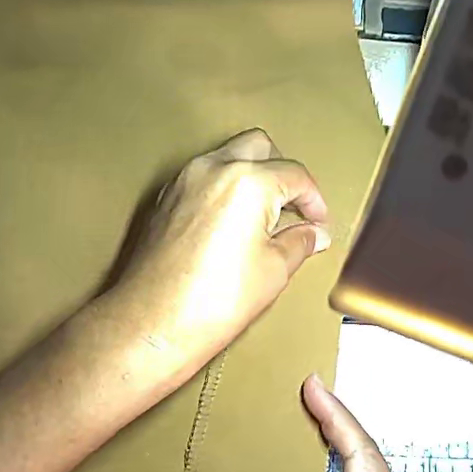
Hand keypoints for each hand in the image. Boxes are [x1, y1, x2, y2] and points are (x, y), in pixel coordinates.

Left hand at [101, 129, 330, 379]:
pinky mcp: (165, 200)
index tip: (318, 223)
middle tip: (294, 209)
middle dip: (282, 173)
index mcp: (247, 181)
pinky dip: (223, 190)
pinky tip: (231, 225)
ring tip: (263, 218)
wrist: (153, 323)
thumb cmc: (209, 303)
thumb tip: (312, 234)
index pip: (295, 176)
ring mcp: (183, 182)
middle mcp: (212, 169)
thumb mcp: (273, 271)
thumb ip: (299, 242)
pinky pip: (202, 179)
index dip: (315, 201)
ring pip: (227, 158)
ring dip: (251, 177)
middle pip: (260, 148)